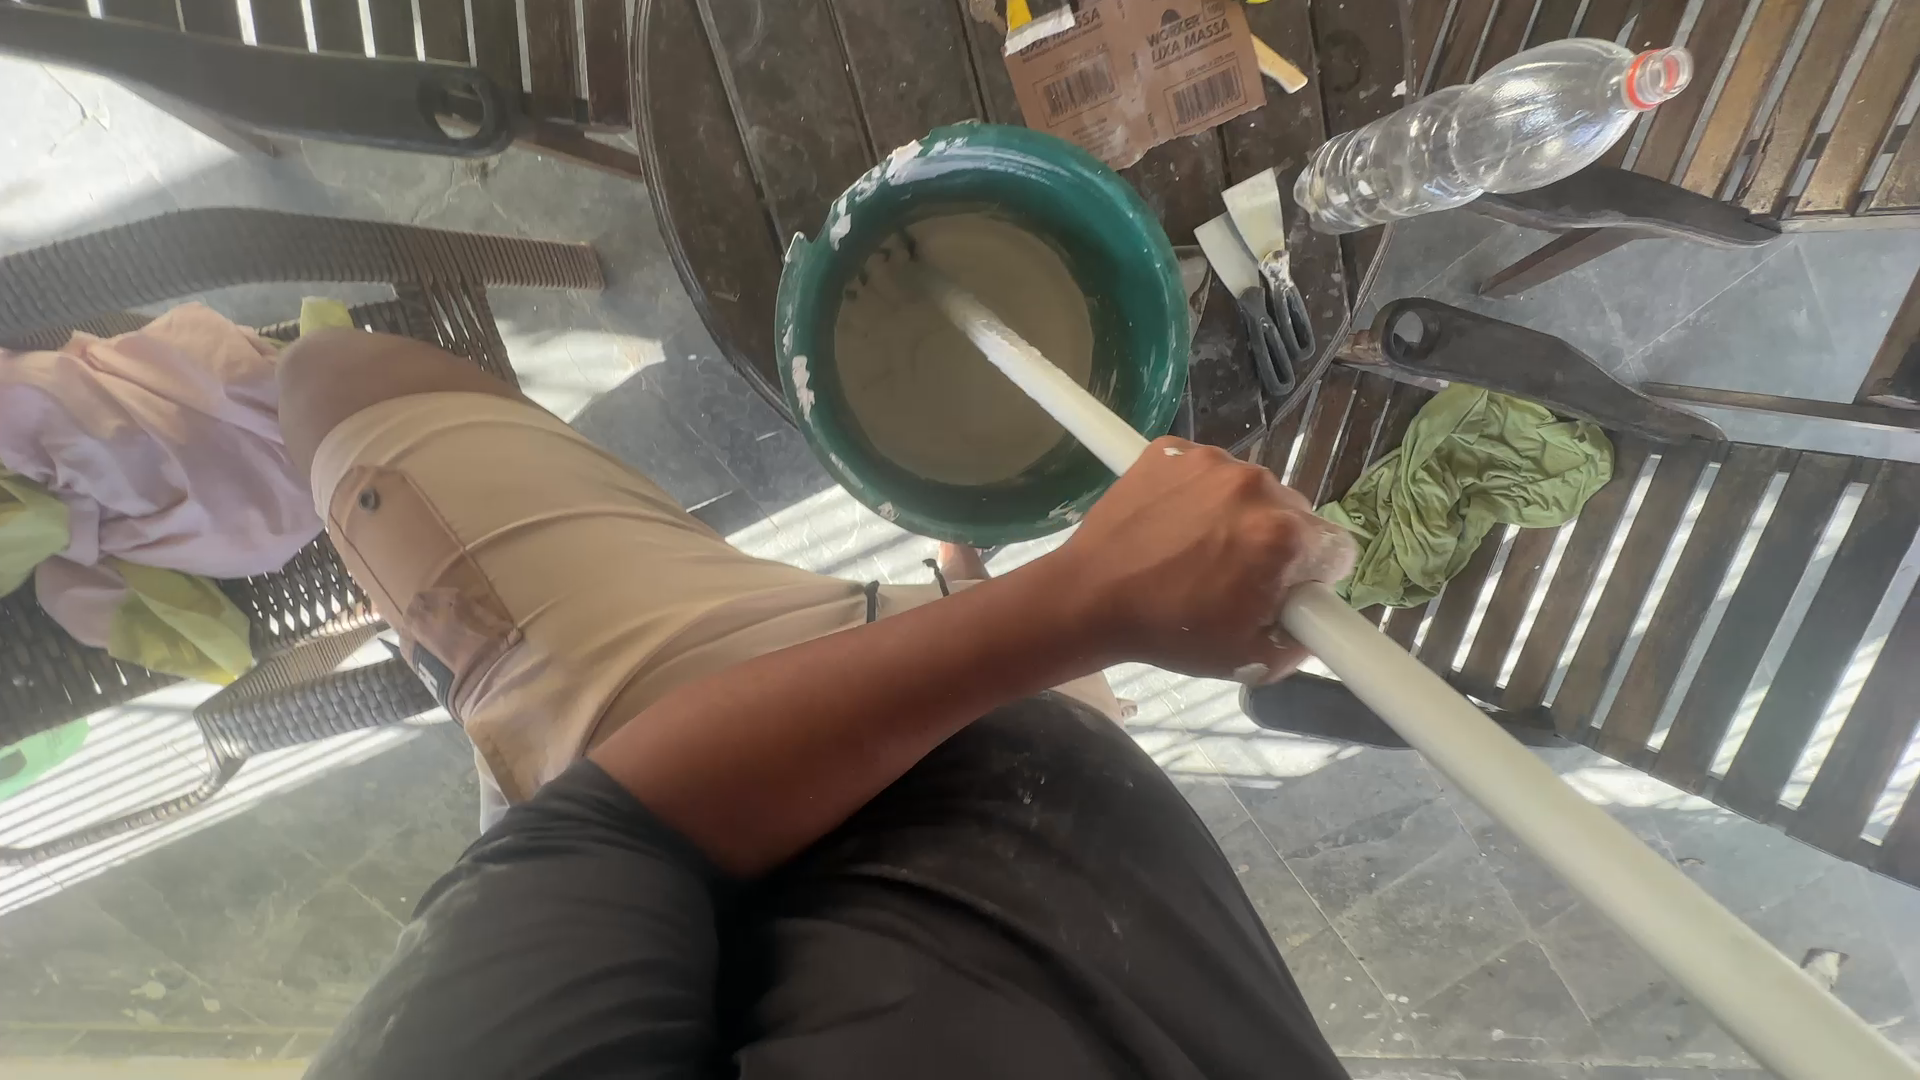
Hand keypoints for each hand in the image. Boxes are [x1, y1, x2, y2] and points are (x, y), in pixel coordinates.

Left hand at [1050, 436, 1355, 681]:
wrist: (1087, 597)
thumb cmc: (1166, 631)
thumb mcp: (1249, 657)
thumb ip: (1303, 639)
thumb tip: (1316, 620)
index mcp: (1282, 536)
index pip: (1336, 547)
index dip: (1313, 573)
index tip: (1283, 587)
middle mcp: (1253, 486)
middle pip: (1292, 512)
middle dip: (1273, 542)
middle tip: (1231, 572)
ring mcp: (1208, 462)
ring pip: (1247, 488)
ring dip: (1234, 513)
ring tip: (1192, 548)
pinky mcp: (1170, 450)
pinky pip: (1204, 470)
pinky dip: (1195, 492)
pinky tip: (1170, 523)